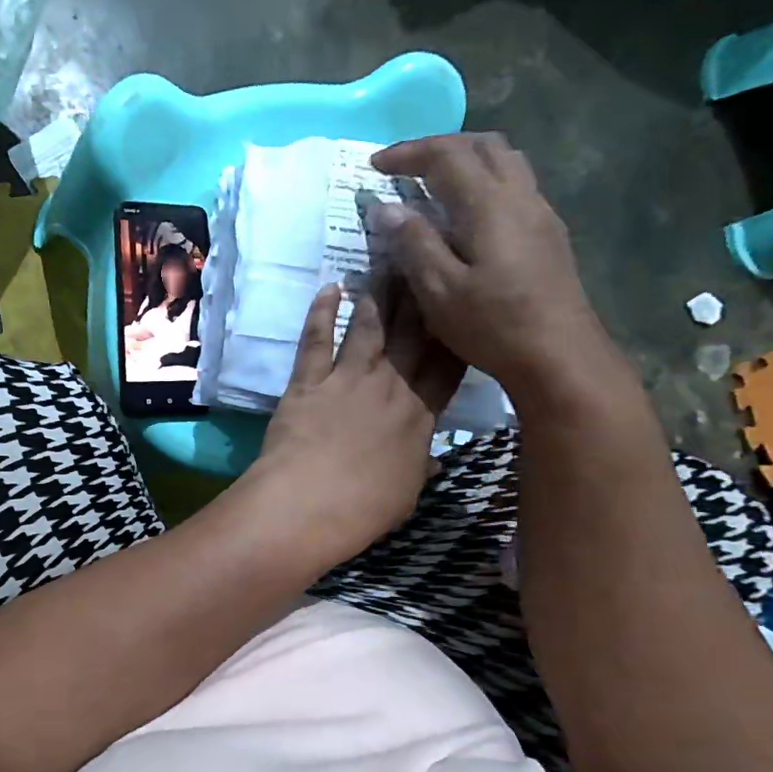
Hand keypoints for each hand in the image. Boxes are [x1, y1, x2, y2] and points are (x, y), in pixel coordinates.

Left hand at [243, 282, 463, 567]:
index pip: (448, 367)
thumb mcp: (407, 491)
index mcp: (420, 417)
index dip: (457, 334)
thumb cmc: (363, 508)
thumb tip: (432, 457)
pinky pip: (317, 340)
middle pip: (413, 336)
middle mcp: (390, 388)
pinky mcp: (307, 381)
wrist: (309, 504)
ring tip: (389, 263)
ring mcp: (347, 381)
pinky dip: (322, 313)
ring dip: (380, 295)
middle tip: (430, 263)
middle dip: (424, 299)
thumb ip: (418, 463)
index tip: (465, 304)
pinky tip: (330, 288)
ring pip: (369, 329)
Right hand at [367, 134, 618, 406]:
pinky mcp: (547, 233)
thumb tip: (387, 207)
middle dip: (438, 147)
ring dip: (465, 159)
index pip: (446, 156)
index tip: (374, 164)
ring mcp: (540, 213)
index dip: (408, 153)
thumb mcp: (438, 289)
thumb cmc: (493, 325)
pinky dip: (482, 180)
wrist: (559, 355)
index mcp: (489, 206)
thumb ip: (413, 243)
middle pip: (482, 145)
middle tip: (403, 166)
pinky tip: (463, 212)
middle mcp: (520, 197)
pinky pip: (513, 185)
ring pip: (505, 161)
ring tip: (432, 181)